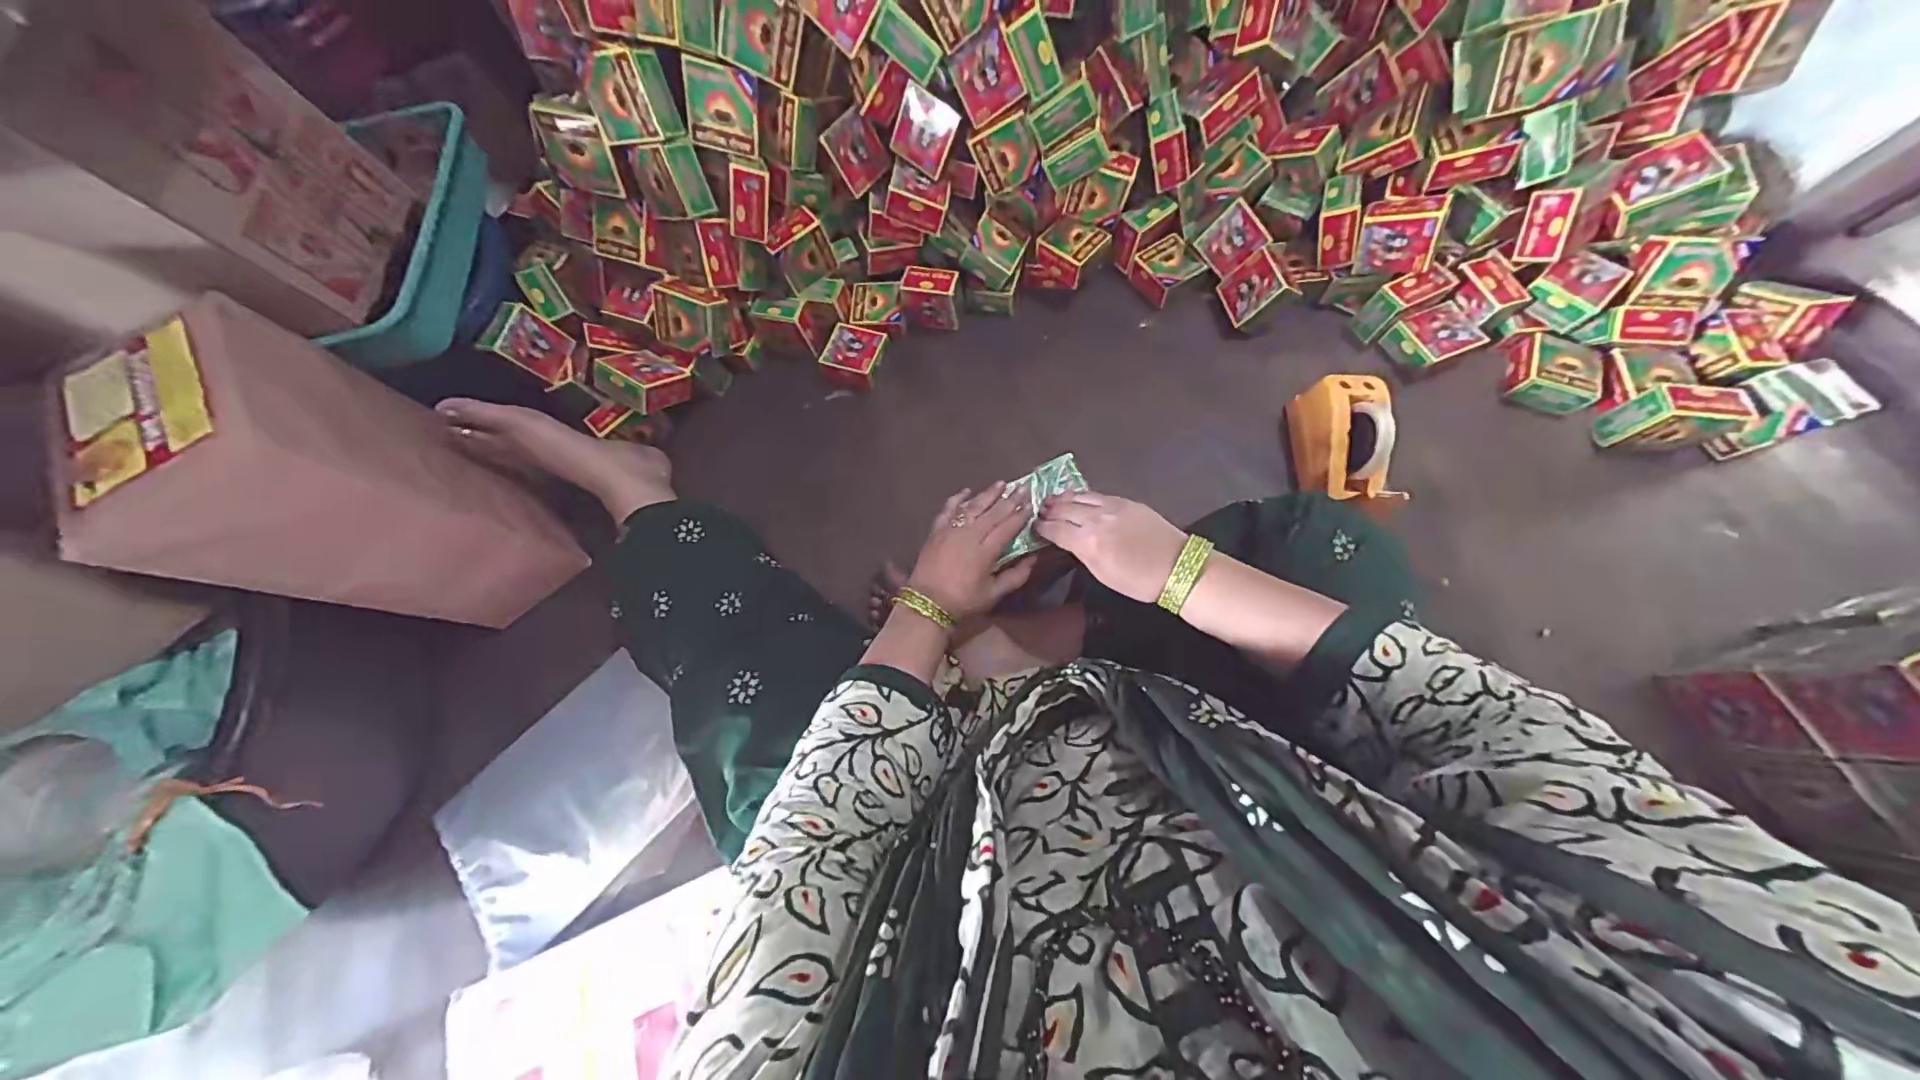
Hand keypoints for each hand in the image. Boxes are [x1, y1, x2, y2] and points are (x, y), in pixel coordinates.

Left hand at [902, 483, 1036, 622]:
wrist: (926, 602)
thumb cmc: (963, 600)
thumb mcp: (993, 594)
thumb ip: (1016, 576)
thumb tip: (1033, 559)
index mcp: (985, 551)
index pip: (1008, 526)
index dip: (1021, 514)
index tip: (1032, 502)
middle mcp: (970, 535)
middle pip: (993, 512)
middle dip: (1010, 498)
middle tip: (1023, 486)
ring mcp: (951, 530)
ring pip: (973, 506)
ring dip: (987, 494)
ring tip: (1001, 484)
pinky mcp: (937, 530)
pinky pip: (949, 509)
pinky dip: (958, 499)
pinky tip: (966, 491)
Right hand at [1035, 491, 1187, 603]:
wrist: (1175, 566)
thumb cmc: (1137, 580)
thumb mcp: (1102, 574)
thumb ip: (1081, 553)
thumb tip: (1068, 541)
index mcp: (1088, 542)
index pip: (1055, 529)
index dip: (1042, 528)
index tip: (1034, 527)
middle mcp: (1096, 519)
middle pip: (1064, 509)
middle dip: (1049, 510)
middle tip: (1039, 511)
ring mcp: (1112, 506)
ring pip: (1079, 497)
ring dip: (1063, 498)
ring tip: (1052, 500)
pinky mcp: (1125, 501)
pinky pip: (1097, 495)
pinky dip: (1082, 495)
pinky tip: (1077, 497)